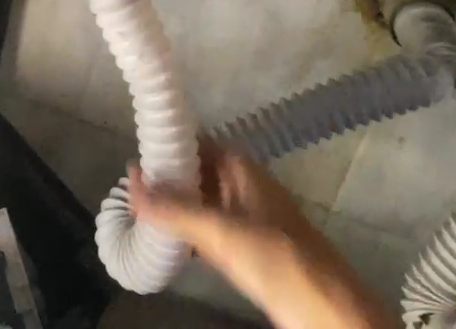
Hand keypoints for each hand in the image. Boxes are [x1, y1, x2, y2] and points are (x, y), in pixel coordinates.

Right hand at [129, 142, 391, 328]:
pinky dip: (187, 234)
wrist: (331, 313)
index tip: (132, 155)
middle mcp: (242, 186)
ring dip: (173, 208)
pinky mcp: (249, 250)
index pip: (195, 142)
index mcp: (241, 169)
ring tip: (136, 215)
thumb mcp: (222, 232)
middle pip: (196, 173)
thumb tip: (129, 180)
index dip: (165, 145)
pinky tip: (165, 245)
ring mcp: (247, 219)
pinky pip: (209, 232)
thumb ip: (175, 208)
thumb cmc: (278, 260)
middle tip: (125, 190)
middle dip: (164, 179)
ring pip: (201, 203)